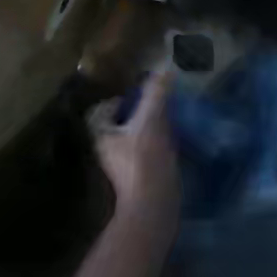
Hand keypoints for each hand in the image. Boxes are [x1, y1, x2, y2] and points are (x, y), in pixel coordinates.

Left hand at [90, 69, 178, 219]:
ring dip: (148, 128)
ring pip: (133, 139)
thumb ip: (156, 95)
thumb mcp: (151, 122)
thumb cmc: (145, 162)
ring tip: (169, 119)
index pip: (101, 111)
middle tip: (158, 103)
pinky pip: (146, 153)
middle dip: (136, 112)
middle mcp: (109, 150)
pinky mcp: (140, 177)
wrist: (154, 207)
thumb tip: (163, 68)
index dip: (117, 100)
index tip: (139, 94)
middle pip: (119, 124)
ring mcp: (124, 166)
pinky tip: (175, 142)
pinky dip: (157, 145)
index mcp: (103, 136)